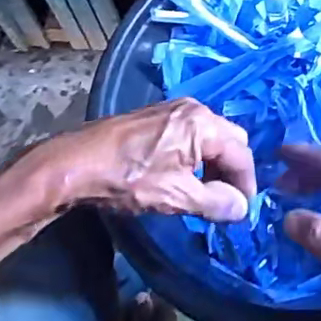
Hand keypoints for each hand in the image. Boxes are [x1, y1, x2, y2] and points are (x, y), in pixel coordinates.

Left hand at [35, 99, 257, 222]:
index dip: (246, 184)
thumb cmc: (128, 179)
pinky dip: (196, 157)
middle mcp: (194, 108)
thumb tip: (241, 209)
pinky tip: (183, 178)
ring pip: (211, 137)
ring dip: (213, 165)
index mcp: (203, 123)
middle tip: (225, 202)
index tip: (242, 212)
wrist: (74, 165)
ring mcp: (174, 109)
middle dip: (232, 172)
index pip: (241, 153)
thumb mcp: (175, 196)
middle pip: (230, 140)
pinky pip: (192, 135)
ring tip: (204, 195)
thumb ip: (214, 202)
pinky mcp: (158, 117)